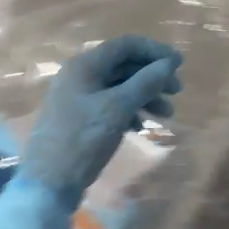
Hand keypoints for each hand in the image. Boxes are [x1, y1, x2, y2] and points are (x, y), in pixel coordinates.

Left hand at [0, 35, 183, 228]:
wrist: (49, 183)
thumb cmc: (83, 140)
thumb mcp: (117, 109)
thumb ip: (145, 82)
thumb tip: (169, 63)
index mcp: (84, 66)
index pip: (126, 45)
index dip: (155, 51)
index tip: (180, 64)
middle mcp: (79, 76)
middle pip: (123, 65)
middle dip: (152, 76)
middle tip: (177, 91)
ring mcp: (77, 98)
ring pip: (118, 87)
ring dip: (145, 96)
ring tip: (167, 114)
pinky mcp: (78, 119)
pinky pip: (110, 105)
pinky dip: (129, 111)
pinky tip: (141, 126)